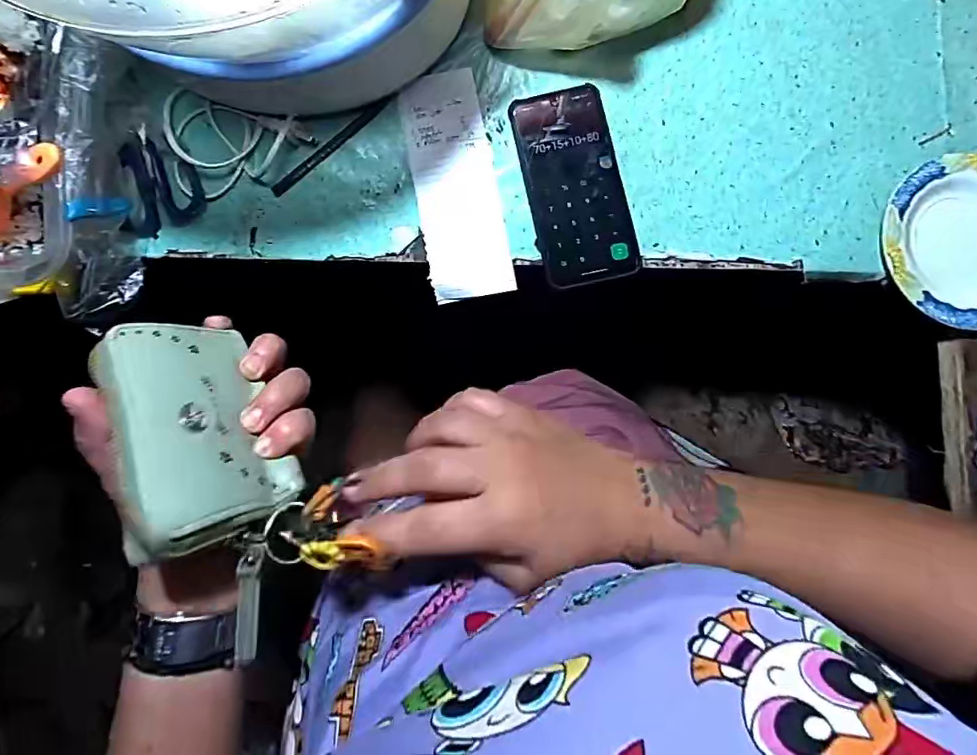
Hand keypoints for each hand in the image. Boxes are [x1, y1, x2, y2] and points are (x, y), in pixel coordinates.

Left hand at [62, 316, 313, 612]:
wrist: (187, 573)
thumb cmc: (154, 509)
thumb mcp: (122, 471)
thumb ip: (103, 434)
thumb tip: (75, 394)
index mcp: (208, 397)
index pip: (224, 349)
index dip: (225, 332)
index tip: (216, 326)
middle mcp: (246, 403)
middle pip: (274, 356)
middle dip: (268, 352)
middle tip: (247, 372)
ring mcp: (274, 427)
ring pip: (296, 385)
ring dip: (279, 395)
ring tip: (252, 424)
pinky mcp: (293, 458)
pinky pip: (307, 428)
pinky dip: (293, 430)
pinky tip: (267, 450)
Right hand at [341, 389, 644, 591]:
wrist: (625, 498)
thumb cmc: (577, 547)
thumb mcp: (523, 577)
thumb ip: (470, 557)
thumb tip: (425, 535)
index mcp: (502, 517)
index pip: (427, 525)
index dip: (383, 531)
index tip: (351, 534)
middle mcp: (498, 467)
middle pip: (422, 466)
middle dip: (378, 479)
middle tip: (350, 490)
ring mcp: (507, 431)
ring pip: (439, 423)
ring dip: (411, 442)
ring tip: (405, 460)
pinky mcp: (518, 409)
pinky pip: (467, 400)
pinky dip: (445, 414)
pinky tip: (443, 430)